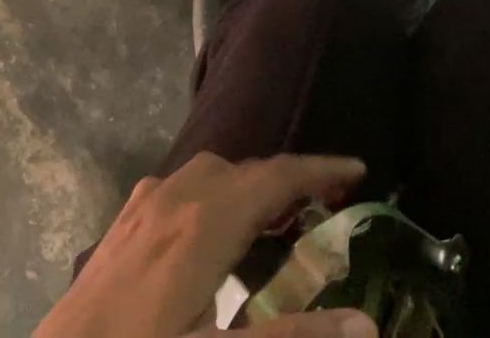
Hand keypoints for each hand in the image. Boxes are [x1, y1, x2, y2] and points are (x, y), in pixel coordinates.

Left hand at [37, 152, 376, 337]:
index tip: (358, 170)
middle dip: (291, 180)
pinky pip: (182, 185)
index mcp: (206, 224)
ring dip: (252, 186)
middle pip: (248, 171)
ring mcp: (146, 204)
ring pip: (213, 173)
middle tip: (326, 206)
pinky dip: (216, 192)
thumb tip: (364, 324)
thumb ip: (290, 336)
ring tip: (277, 220)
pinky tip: (213, 232)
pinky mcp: (125, 220)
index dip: (321, 170)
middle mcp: (178, 198)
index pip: (277, 178)